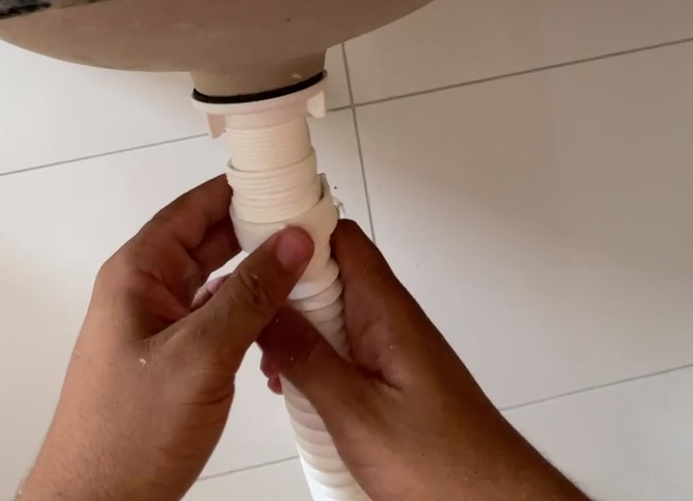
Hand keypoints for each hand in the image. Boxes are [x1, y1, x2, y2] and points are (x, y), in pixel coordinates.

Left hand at [20, 176, 315, 500]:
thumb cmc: (128, 433)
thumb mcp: (200, 354)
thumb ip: (250, 294)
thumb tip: (292, 242)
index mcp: (138, 271)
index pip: (192, 208)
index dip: (237, 189)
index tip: (281, 179)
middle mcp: (146, 289)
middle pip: (207, 239)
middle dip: (255, 228)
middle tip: (304, 221)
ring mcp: (159, 323)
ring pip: (215, 278)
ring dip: (255, 272)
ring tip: (302, 262)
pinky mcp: (172, 354)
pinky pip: (215, 313)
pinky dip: (248, 309)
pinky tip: (279, 314)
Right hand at [256, 221, 588, 500]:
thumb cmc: (444, 464)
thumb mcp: (357, 414)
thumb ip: (307, 358)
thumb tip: (264, 309)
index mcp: (385, 309)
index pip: (339, 236)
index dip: (296, 229)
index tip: (254, 241)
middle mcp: (387, 315)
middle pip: (328, 268)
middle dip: (284, 284)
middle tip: (248, 308)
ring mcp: (388, 342)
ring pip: (330, 307)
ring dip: (295, 323)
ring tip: (266, 356)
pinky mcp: (388, 370)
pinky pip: (340, 341)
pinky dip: (312, 352)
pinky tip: (293, 381)